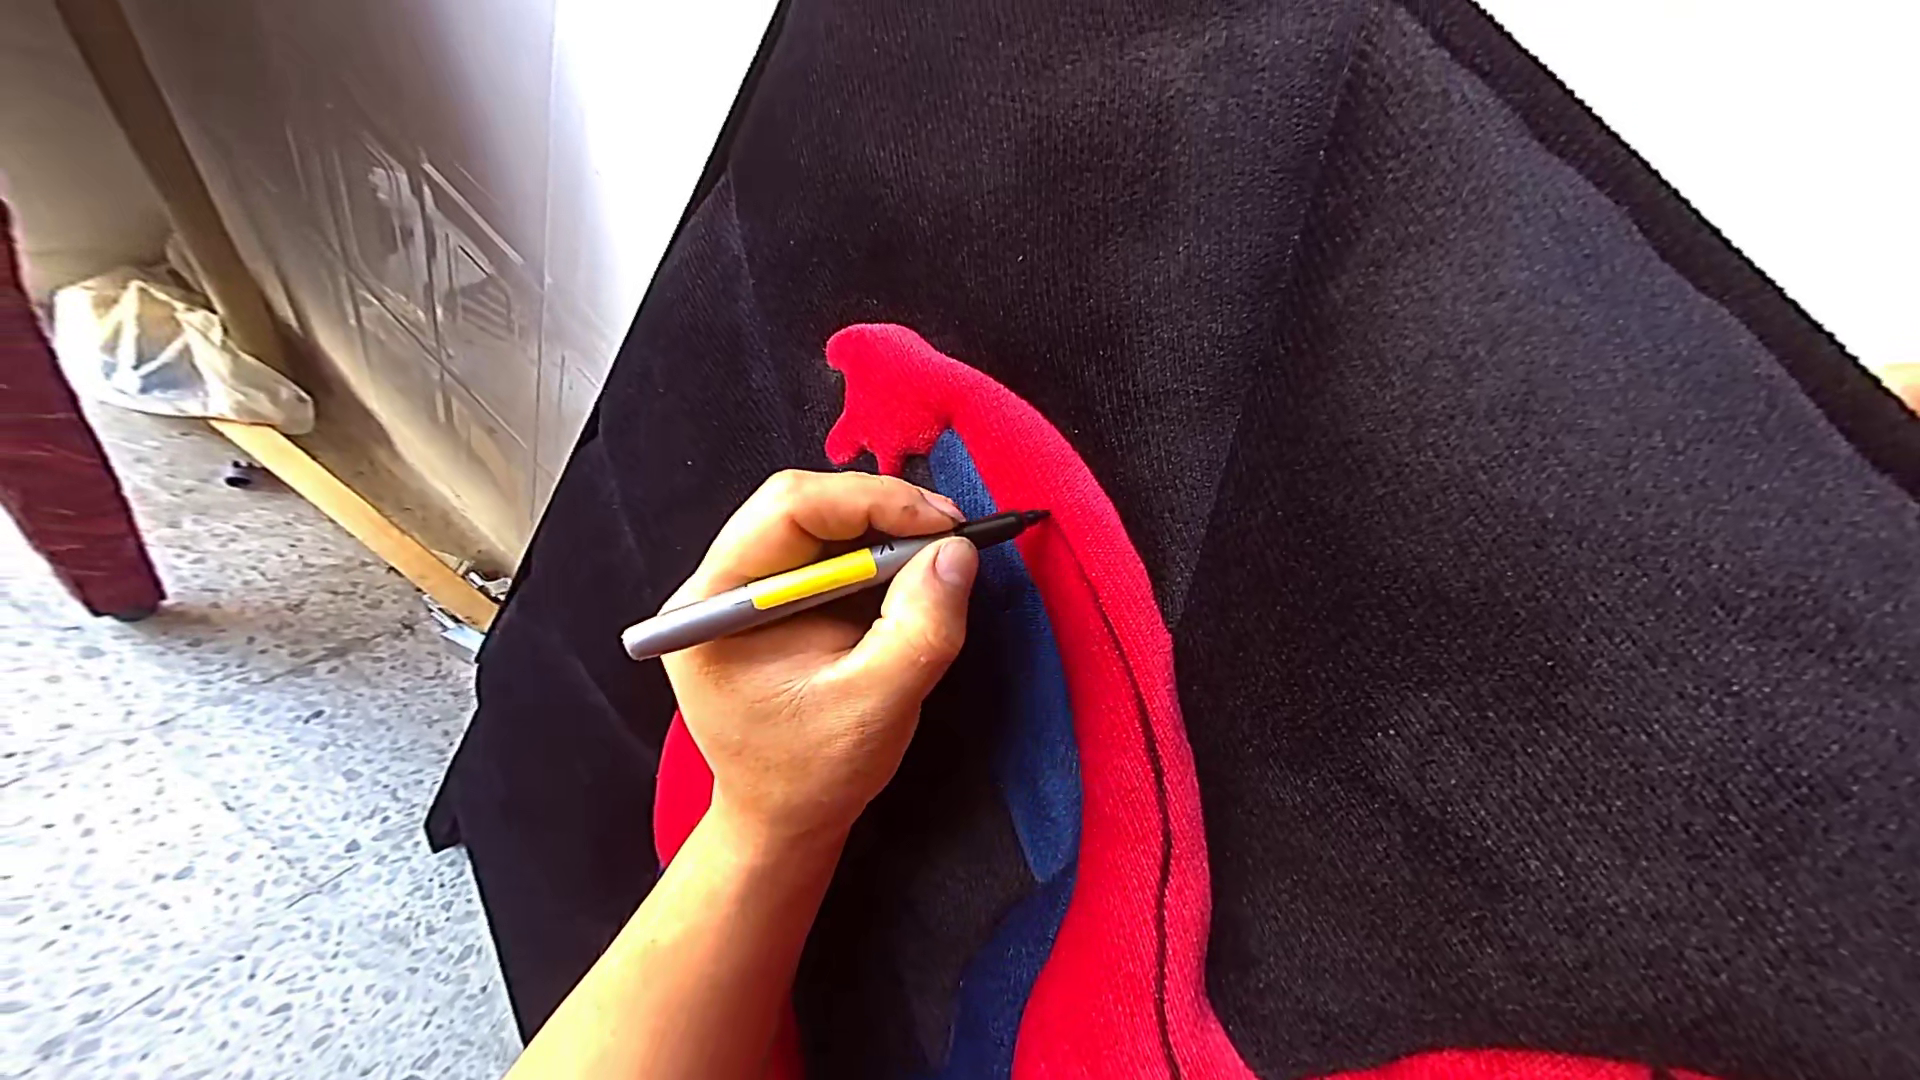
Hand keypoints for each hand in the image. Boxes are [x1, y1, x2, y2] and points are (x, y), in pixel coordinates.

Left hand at [659, 470, 979, 847]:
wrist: (783, 814)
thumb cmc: (814, 772)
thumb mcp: (877, 707)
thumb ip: (921, 627)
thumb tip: (957, 550)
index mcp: (715, 607)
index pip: (790, 510)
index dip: (874, 503)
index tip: (946, 524)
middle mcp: (719, 583)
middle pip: (802, 502)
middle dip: (883, 509)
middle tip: (949, 534)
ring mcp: (746, 586)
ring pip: (820, 517)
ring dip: (885, 525)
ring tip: (936, 551)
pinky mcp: (776, 595)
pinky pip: (829, 546)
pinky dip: (878, 547)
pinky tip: (909, 569)